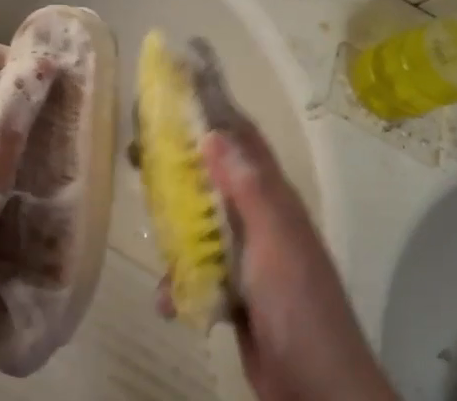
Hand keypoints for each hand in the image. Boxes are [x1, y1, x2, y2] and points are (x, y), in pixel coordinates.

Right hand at [162, 125, 397, 400]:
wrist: (318, 390)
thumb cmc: (300, 307)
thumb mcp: (276, 243)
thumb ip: (248, 190)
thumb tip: (213, 132)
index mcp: (273, 200)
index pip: (241, 138)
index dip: (211, 107)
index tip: (173, 86)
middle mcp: (258, 219)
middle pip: (210, 175)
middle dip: (176, 163)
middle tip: (138, 153)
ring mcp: (245, 257)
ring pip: (197, 222)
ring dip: (172, 226)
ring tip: (147, 223)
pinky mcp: (232, 291)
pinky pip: (195, 271)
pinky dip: (179, 281)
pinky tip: (168, 297)